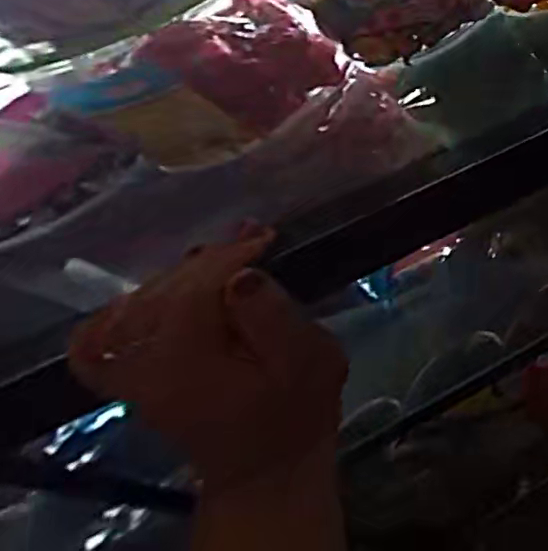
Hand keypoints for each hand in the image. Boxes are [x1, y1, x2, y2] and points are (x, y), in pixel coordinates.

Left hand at [67, 226, 346, 493]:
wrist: (269, 455)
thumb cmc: (298, 401)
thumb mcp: (304, 357)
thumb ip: (272, 317)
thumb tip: (244, 275)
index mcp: (188, 364)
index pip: (189, 296)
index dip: (226, 259)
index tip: (268, 237)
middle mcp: (143, 371)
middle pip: (154, 301)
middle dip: (203, 262)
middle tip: (252, 236)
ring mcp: (130, 379)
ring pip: (125, 315)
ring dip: (169, 279)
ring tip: (218, 254)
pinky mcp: (133, 382)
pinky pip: (98, 344)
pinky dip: (120, 312)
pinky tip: (155, 293)